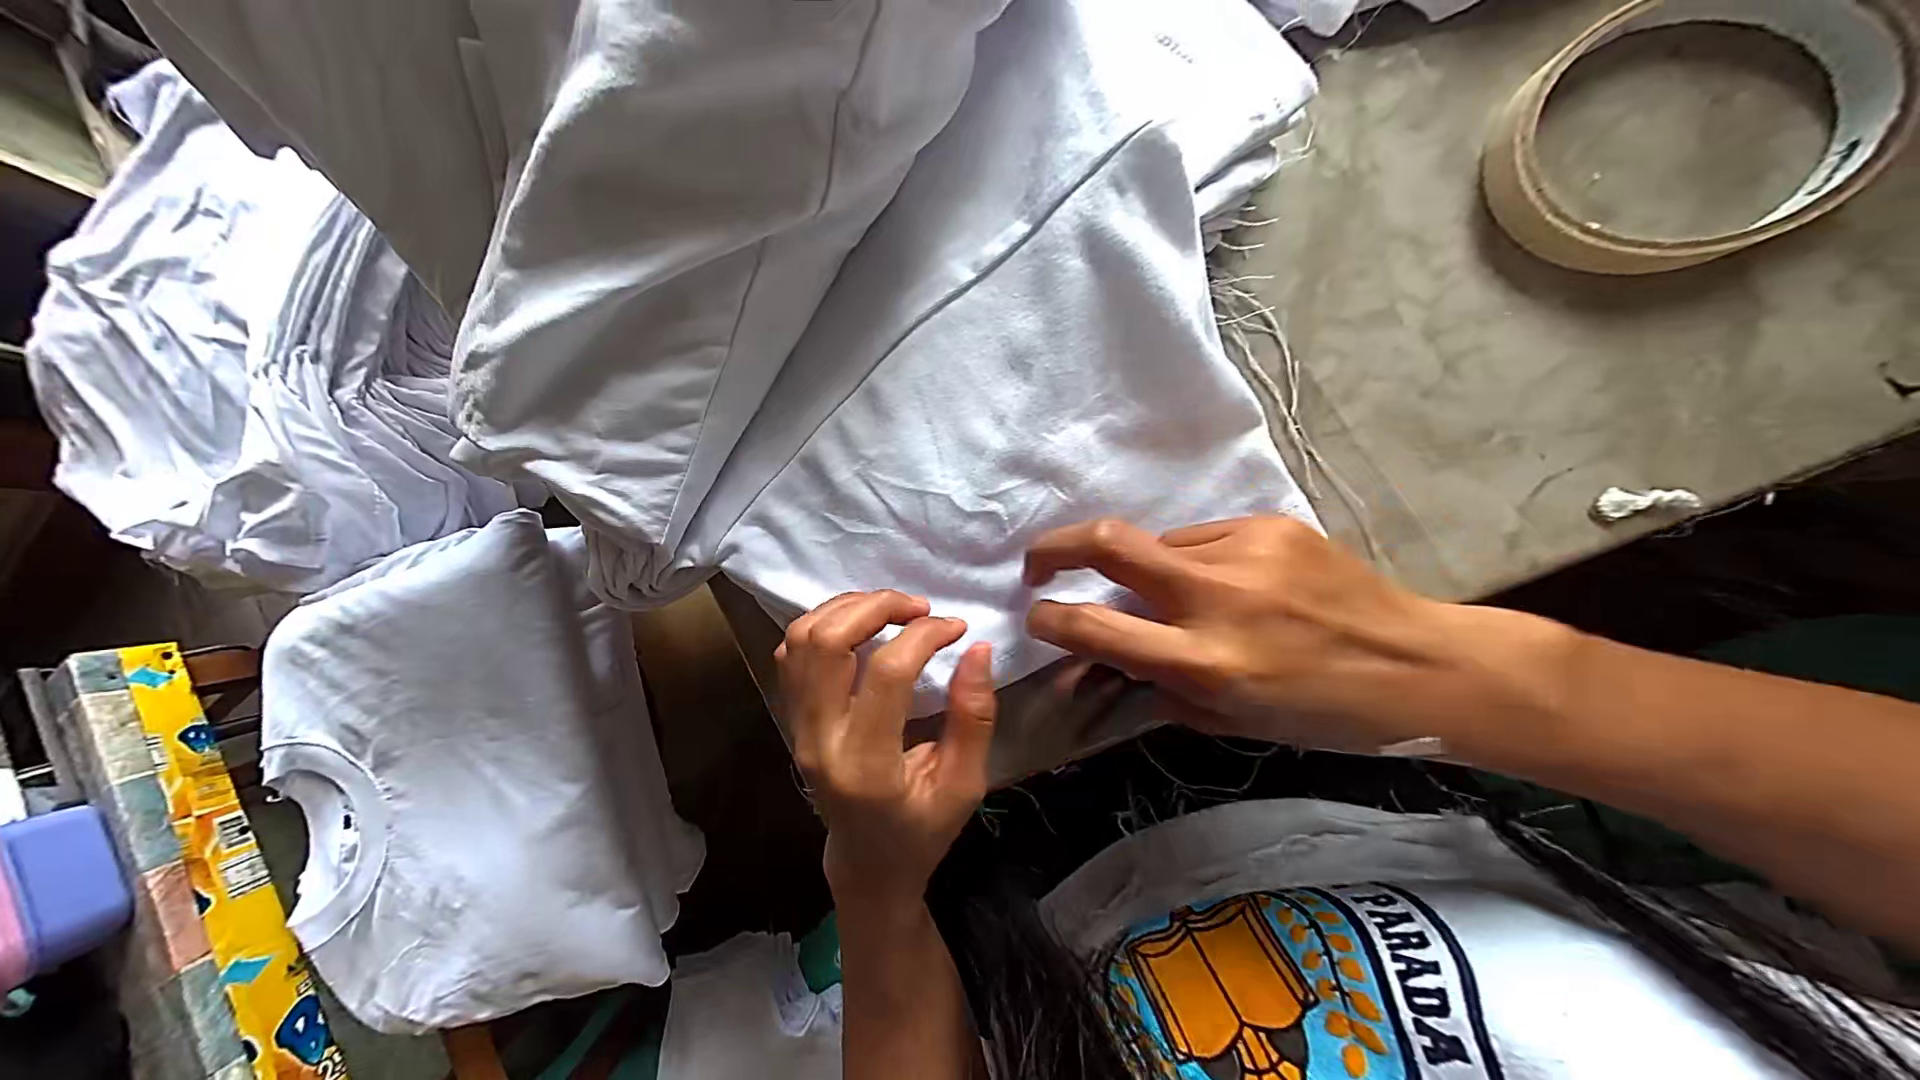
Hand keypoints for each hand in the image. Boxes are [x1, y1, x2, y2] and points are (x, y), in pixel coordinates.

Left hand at [777, 591, 996, 907]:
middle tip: (919, 607)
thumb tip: (977, 647)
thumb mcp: (965, 784)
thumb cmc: (923, 830)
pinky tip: (860, 627)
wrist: (868, 863)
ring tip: (890, 609)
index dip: (924, 636)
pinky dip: (824, 624)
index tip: (956, 628)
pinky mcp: (792, 719)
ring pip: (802, 639)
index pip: (886, 673)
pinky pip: (792, 652)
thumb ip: (974, 717)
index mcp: (867, 765)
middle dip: (877, 606)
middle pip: (828, 642)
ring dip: (848, 608)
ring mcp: (797, 728)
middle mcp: (819, 740)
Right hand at [1024, 517, 1567, 752]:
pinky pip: (1204, 536)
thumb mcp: (1228, 719)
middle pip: (1108, 542)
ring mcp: (1246, 552)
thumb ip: (1156, 686)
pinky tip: (1233, 585)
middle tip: (1039, 565)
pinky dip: (1196, 560)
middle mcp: (1216, 598)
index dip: (1050, 619)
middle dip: (1054, 548)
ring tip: (1183, 597)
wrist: (1420, 666)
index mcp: (1204, 661)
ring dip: (1148, 569)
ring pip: (1158, 543)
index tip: (1038, 617)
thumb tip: (1103, 661)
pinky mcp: (1271, 525)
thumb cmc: (1321, 713)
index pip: (1094, 627)